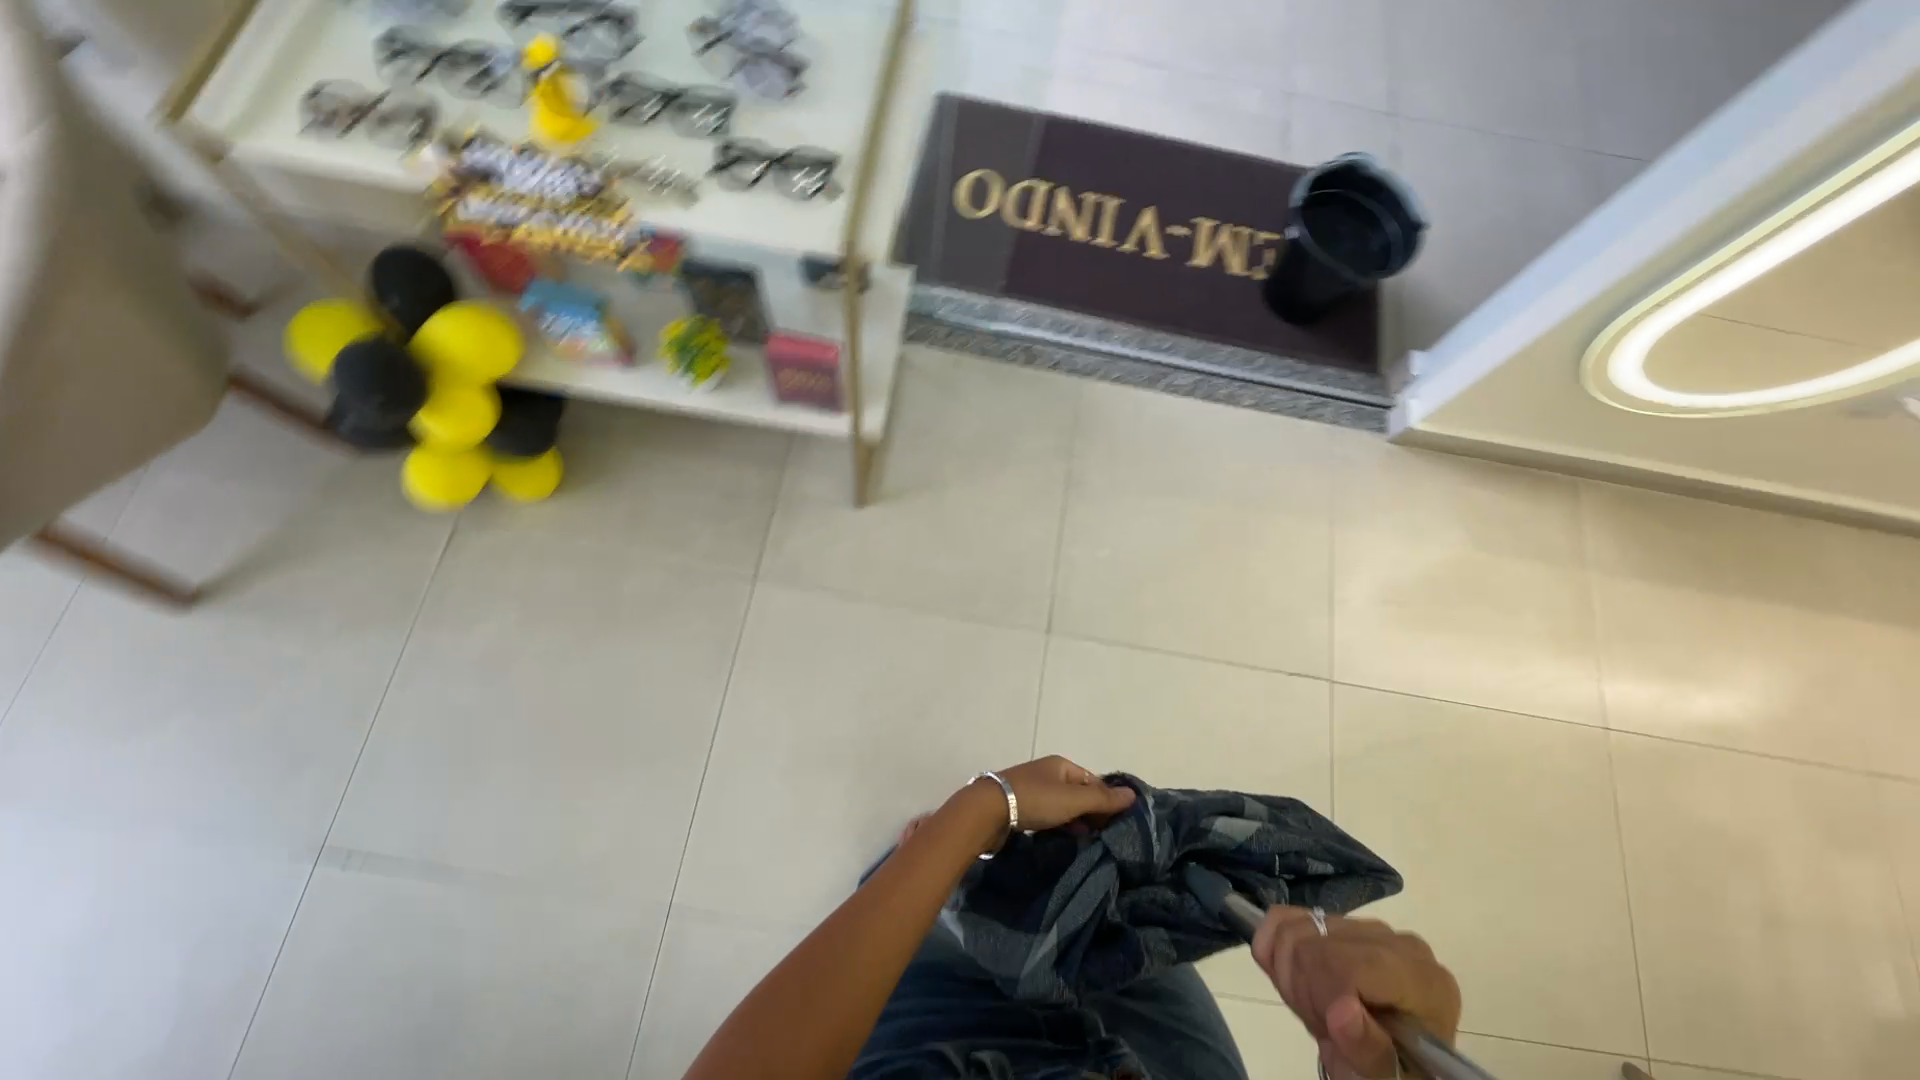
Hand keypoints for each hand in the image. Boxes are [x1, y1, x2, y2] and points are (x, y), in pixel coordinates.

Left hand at [943, 756, 1136, 854]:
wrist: (988, 810)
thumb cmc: (1035, 800)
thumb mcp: (1073, 799)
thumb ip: (1103, 799)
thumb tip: (1132, 795)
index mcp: (1061, 765)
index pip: (1093, 781)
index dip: (1107, 800)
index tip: (1116, 823)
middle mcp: (1048, 773)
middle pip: (1078, 793)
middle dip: (1091, 812)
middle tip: (1104, 835)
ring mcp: (1033, 789)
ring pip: (1062, 806)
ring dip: (1075, 821)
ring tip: (1087, 839)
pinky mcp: (1020, 807)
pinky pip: (1048, 815)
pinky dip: (1059, 825)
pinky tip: (1063, 837)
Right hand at [1252, 907, 1460, 1079]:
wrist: (1395, 1063)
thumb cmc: (1396, 1074)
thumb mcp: (1387, 1078)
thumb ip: (1369, 1050)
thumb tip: (1341, 1010)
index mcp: (1424, 983)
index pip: (1350, 964)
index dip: (1321, 994)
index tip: (1325, 1029)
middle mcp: (1400, 944)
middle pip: (1316, 945)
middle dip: (1303, 990)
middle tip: (1322, 1025)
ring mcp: (1368, 928)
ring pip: (1296, 930)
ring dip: (1290, 974)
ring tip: (1315, 1007)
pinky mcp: (1339, 921)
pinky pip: (1287, 917)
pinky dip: (1274, 946)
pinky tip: (1293, 978)